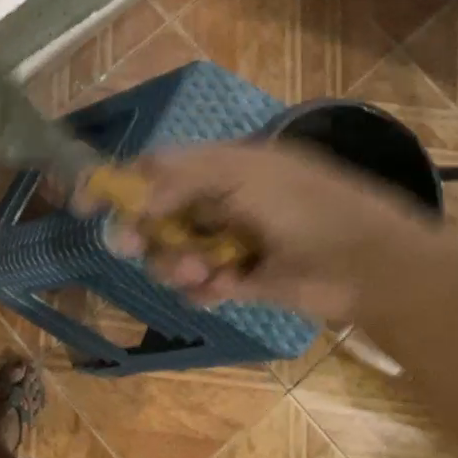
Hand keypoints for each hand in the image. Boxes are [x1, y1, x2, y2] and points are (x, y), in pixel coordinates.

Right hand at [82, 141, 438, 320]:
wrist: (371, 267)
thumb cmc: (307, 208)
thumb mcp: (241, 174)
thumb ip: (179, 178)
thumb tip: (130, 198)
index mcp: (224, 168)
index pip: (157, 169)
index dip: (120, 183)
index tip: (87, 205)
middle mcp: (221, 204)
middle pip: (156, 215)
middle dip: (143, 230)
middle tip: (132, 246)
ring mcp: (229, 244)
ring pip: (172, 253)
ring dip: (174, 263)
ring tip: (200, 272)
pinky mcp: (239, 282)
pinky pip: (196, 286)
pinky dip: (199, 289)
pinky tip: (218, 289)